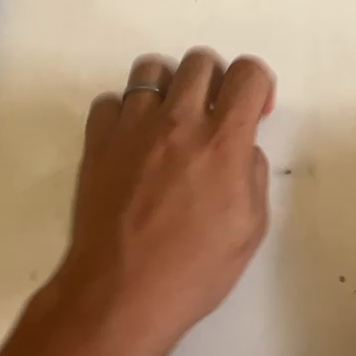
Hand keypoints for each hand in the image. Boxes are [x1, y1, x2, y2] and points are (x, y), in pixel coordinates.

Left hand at [48, 49, 275, 353]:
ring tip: (169, 120)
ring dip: (168, 87)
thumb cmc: (193, 270)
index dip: (258, 84)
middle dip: (215, 81)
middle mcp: (178, 121)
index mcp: (223, 141)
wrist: (119, 294)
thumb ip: (252, 174)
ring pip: (152, 69)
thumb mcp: (250, 229)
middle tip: (212, 116)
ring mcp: (132, 127)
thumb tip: (241, 149)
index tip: (255, 111)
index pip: (248, 74)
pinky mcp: (97, 141)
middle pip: (200, 61)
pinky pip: (111, 101)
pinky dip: (125, 113)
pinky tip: (132, 142)